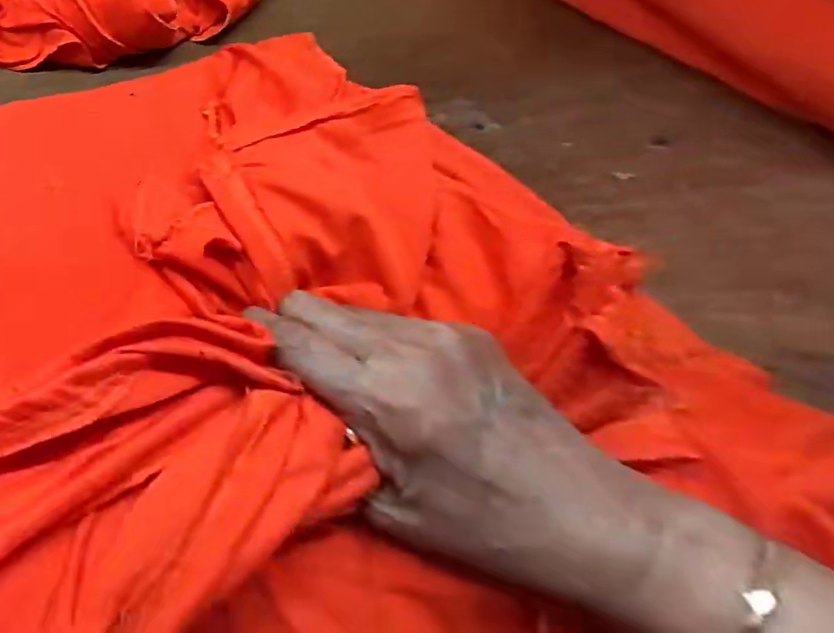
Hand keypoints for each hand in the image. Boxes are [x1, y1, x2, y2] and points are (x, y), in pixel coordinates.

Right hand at [246, 291, 671, 610]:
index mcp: (387, 398)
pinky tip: (385, 371)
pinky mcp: (461, 327)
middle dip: (284, 327)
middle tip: (283, 361)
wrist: (600, 518)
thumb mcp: (392, 514)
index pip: (292, 340)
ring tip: (336, 369)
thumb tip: (277, 407)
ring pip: (343, 305)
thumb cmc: (486, 529)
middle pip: (307, 304)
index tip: (233, 341)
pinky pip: (385, 316)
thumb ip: (327, 451)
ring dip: (325, 330)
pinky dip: (365, 335)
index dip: (254, 336)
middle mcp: (407, 349)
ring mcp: (438, 331)